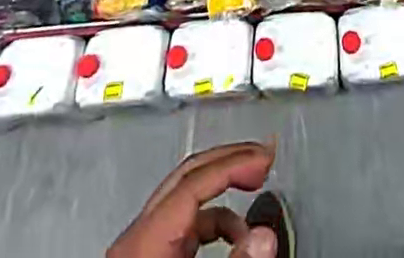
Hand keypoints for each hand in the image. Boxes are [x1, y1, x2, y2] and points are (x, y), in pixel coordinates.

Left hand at [108, 140, 279, 257]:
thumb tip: (264, 236)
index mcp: (143, 238)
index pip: (195, 179)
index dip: (235, 162)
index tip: (266, 155)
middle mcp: (136, 236)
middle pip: (187, 175)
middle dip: (230, 161)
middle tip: (264, 155)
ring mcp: (139, 245)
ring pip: (186, 200)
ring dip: (224, 197)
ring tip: (256, 208)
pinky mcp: (146, 255)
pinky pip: (183, 225)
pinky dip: (213, 223)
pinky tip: (235, 235)